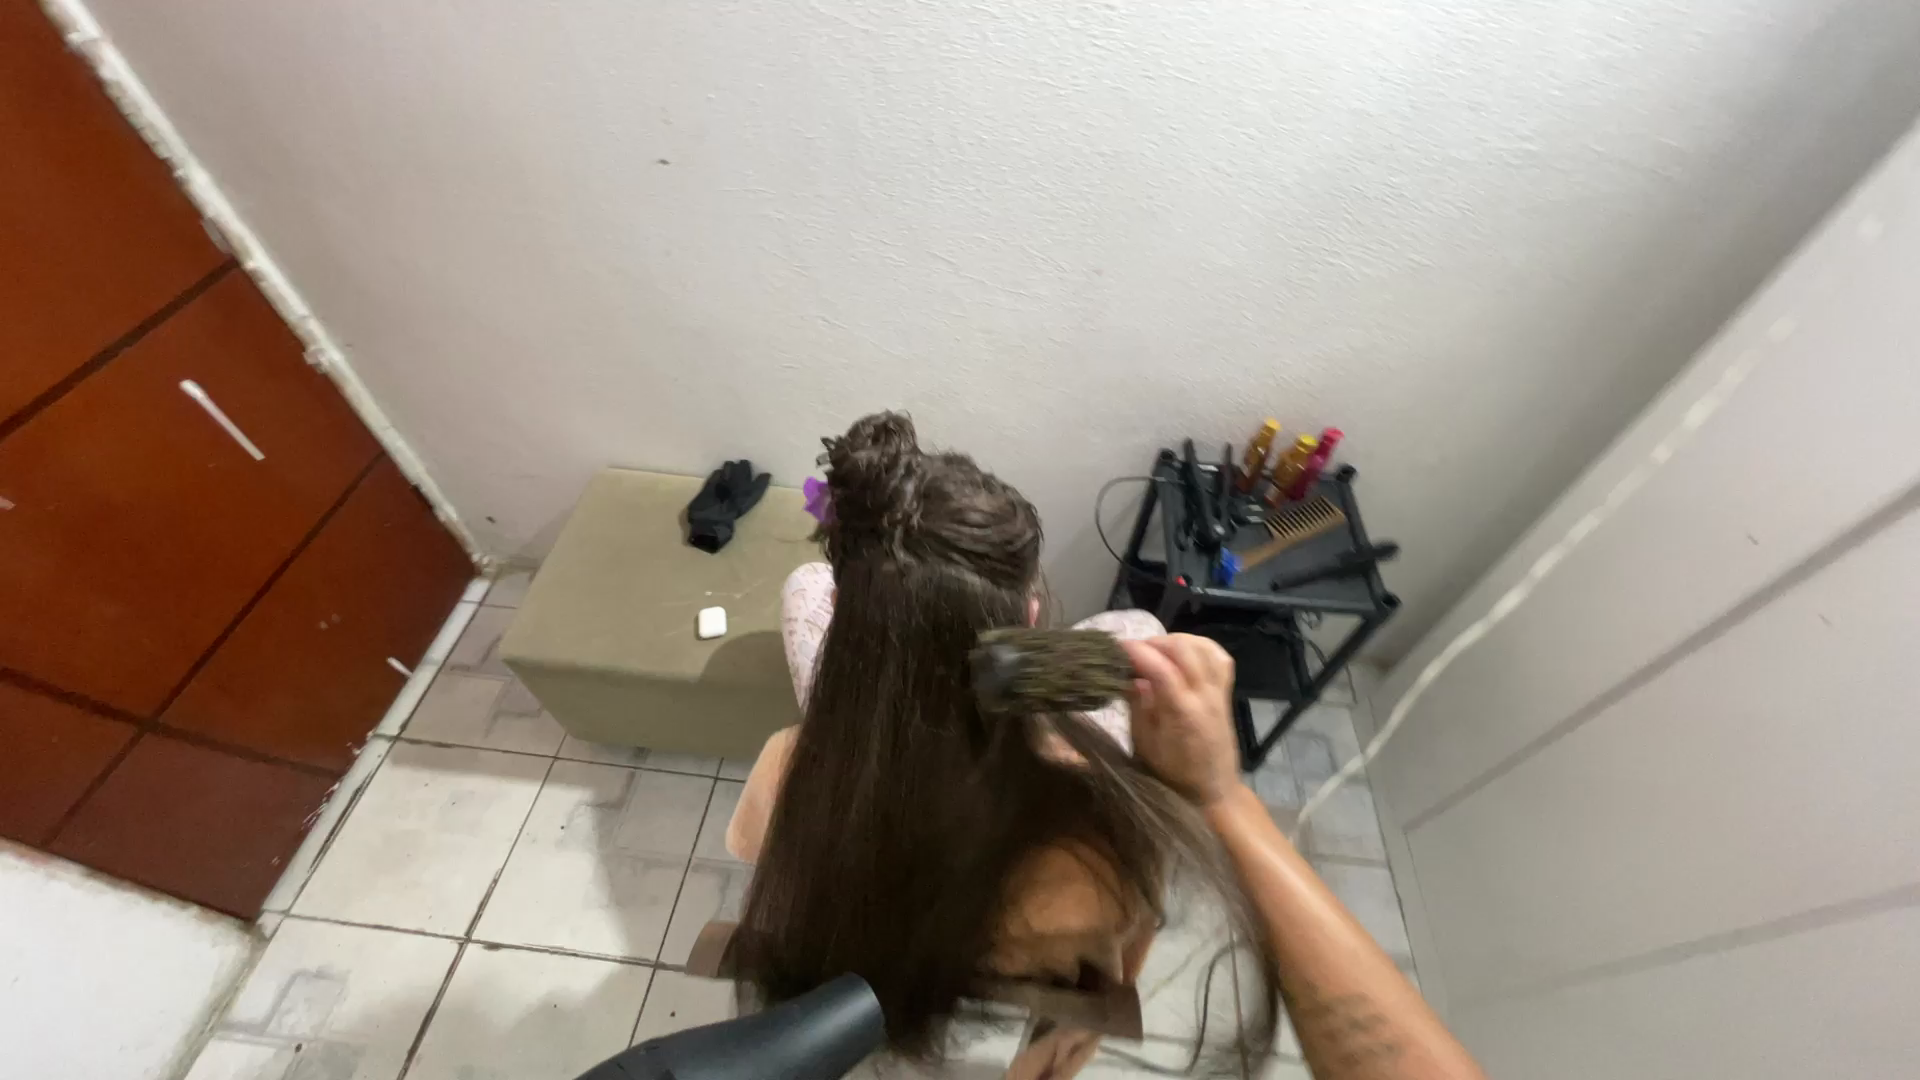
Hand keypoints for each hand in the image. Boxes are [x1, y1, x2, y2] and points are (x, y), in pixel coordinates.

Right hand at [1120, 635, 1241, 806]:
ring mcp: (1219, 693)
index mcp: (1183, 713)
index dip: (1136, 652)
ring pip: (1203, 647)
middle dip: (1153, 642)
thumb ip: (1137, 706)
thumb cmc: (1172, 773)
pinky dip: (1199, 646)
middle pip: (1183, 650)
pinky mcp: (1226, 692)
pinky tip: (1181, 653)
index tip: (1115, 648)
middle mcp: (1205, 697)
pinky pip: (1219, 657)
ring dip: (1175, 641)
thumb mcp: (1144, 744)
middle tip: (1133, 652)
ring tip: (1154, 651)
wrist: (1213, 790)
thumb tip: (1127, 676)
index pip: (1161, 668)